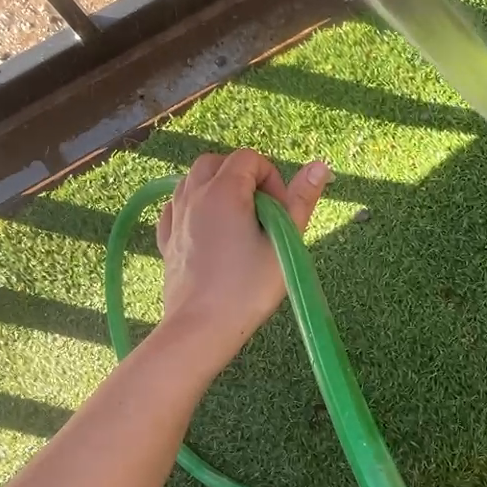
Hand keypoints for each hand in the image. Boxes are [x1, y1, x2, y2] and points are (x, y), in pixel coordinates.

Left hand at [156, 149, 329, 367]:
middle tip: (260, 213)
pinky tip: (208, 229)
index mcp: (224, 191)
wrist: (200, 328)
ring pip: (191, 180)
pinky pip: (176, 206)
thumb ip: (301, 200)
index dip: (271, 179)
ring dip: (217, 188)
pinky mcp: (165, 240)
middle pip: (216, 162)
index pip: (249, 158)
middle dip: (242, 177)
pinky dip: (193, 206)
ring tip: (237, 221)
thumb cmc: (248, 287)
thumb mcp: (284, 241)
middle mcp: (194, 195)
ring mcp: (175, 217)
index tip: (279, 213)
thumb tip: (320, 165)